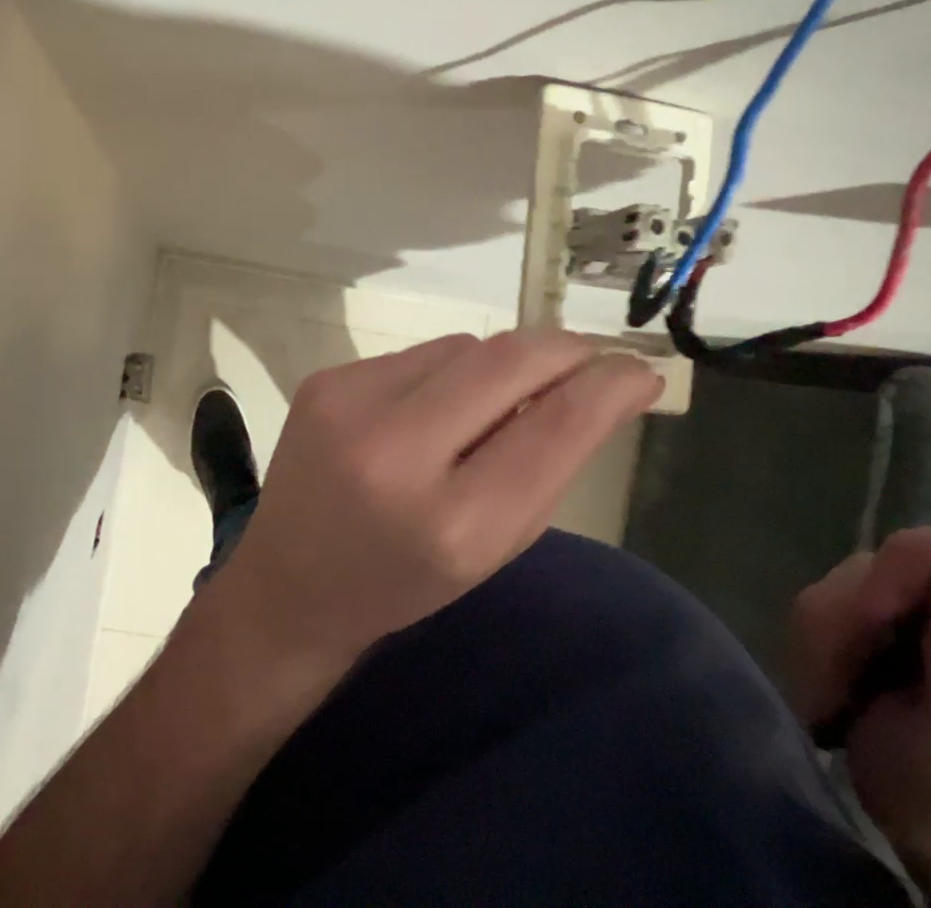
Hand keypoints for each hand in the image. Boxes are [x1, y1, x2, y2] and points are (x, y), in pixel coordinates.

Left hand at [204, 330, 660, 665]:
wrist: (290, 585)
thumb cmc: (403, 583)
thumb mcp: (491, 550)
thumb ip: (547, 470)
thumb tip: (600, 385)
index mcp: (452, 523)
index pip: (554, 426)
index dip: (610, 386)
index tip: (639, 371)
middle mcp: (395, 453)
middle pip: (509, 360)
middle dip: (566, 351)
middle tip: (593, 361)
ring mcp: (349, 406)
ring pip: (463, 346)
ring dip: (499, 365)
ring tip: (494, 404)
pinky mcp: (324, 381)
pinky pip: (417, 355)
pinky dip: (445, 374)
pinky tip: (432, 409)